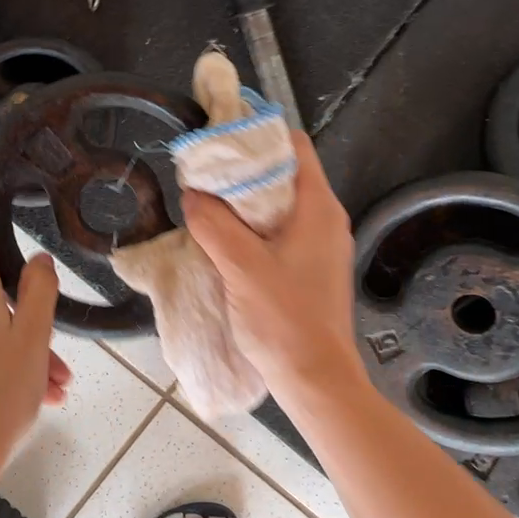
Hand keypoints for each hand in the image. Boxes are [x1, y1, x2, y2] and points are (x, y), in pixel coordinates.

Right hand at [182, 132, 361, 394]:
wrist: (317, 382)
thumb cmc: (285, 320)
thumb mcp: (240, 266)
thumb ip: (213, 223)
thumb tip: (192, 193)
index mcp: (318, 207)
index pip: (293, 145)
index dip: (257, 135)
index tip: (219, 140)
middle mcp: (326, 219)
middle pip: (284, 173)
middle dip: (243, 170)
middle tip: (204, 174)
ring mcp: (321, 246)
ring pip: (280, 205)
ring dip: (245, 202)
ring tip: (207, 205)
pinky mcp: (312, 270)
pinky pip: (281, 232)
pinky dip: (253, 228)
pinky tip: (224, 241)